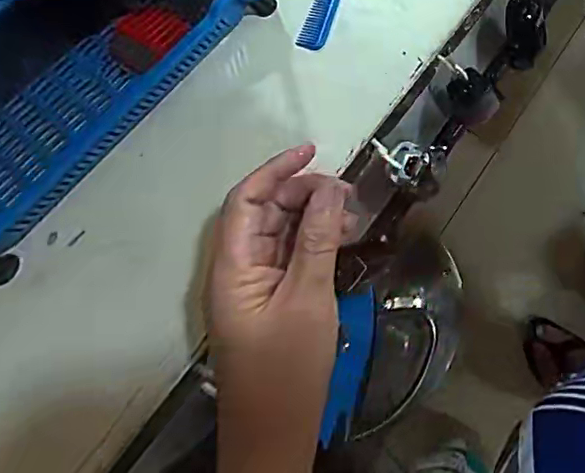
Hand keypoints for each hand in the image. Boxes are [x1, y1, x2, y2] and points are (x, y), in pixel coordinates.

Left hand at [209, 144, 354, 472]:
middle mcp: (238, 271)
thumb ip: (317, 238)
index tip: (313, 150)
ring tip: (352, 212)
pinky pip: (292, 251)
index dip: (275, 171)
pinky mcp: (274, 298)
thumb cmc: (287, 368)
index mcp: (232, 270)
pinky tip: (345, 234)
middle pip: (265, 212)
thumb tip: (331, 187)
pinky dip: (317, 236)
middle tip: (346, 191)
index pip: (244, 202)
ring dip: (314, 212)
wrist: (277, 434)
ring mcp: (256, 285)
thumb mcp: (308, 297)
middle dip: (303, 191)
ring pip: (281, 229)